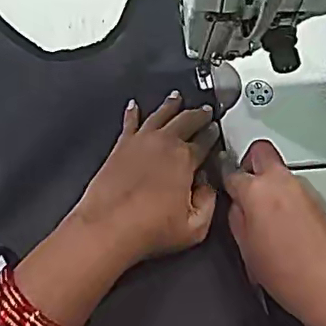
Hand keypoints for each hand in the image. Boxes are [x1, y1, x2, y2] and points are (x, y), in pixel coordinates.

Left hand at [67, 92, 219, 267]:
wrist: (109, 225)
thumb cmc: (148, 227)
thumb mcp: (195, 226)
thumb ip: (208, 202)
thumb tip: (208, 188)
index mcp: (185, 159)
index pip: (205, 140)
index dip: (213, 134)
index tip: (216, 131)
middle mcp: (163, 144)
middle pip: (185, 120)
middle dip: (197, 114)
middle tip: (204, 111)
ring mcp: (140, 141)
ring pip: (160, 115)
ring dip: (170, 105)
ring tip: (177, 97)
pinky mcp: (120, 146)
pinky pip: (130, 122)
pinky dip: (133, 112)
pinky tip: (134, 106)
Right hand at [224, 140, 325, 325]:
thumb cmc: (292, 275)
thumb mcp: (245, 249)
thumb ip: (235, 218)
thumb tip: (236, 208)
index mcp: (257, 190)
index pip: (232, 172)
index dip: (226, 182)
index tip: (226, 191)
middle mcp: (283, 182)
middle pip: (260, 151)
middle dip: (248, 162)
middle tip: (242, 183)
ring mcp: (304, 190)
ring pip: (279, 171)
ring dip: (269, 184)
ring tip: (263, 216)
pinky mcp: (318, 202)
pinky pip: (294, 190)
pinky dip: (285, 199)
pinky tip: (281, 227)